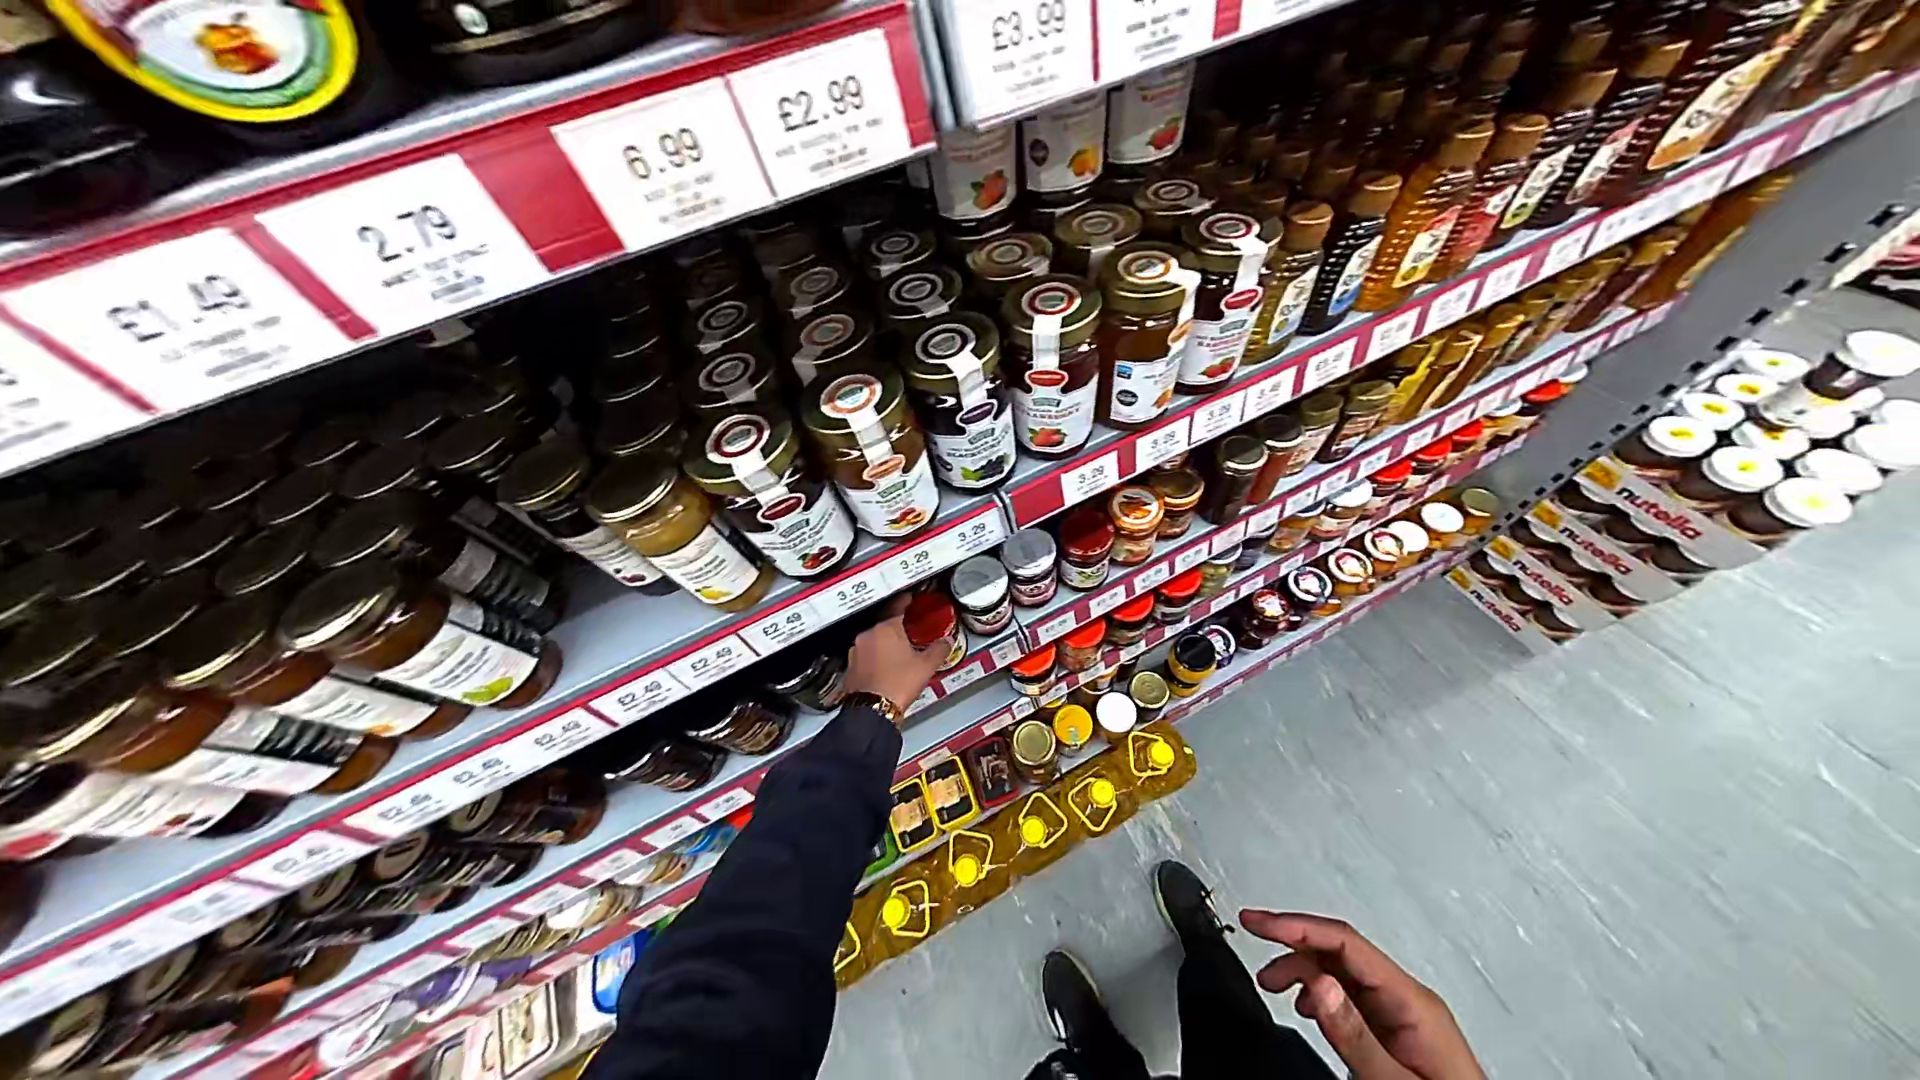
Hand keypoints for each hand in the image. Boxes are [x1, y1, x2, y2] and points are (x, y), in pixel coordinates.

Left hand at [843, 596, 947, 718]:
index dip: (904, 600)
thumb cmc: (896, 685)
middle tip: (908, 630)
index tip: (908, 598)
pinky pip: (865, 655)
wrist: (872, 710)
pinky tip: (884, 667)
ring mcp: (857, 651)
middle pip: (884, 623)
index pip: (896, 606)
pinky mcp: (850, 666)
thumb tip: (946, 642)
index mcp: (886, 628)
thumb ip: (939, 649)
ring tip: (898, 652)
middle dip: (896, 626)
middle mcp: (868, 635)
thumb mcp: (926, 666)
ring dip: (884, 643)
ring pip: (873, 640)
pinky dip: (874, 657)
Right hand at [1242, 911, 1486, 1079]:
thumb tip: (1318, 983)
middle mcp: (1407, 1001)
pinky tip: (1304, 1006)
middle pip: (1338, 951)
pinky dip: (1315, 992)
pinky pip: (1346, 994)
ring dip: (1300, 969)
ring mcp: (1401, 1016)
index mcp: (1413, 1003)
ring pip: (1339, 971)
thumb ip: (1356, 1035)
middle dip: (1291, 943)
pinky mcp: (1393, 1033)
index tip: (1259, 923)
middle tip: (1252, 930)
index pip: (1345, 942)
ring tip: (1271, 983)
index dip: (1297, 925)